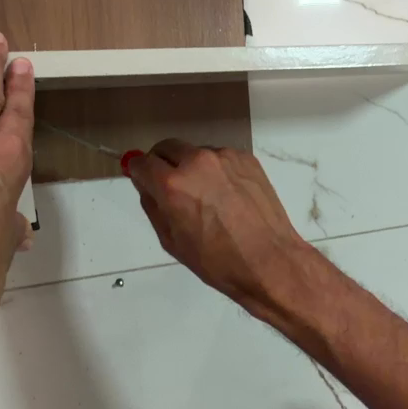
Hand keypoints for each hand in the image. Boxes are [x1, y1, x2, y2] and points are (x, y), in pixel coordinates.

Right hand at [123, 140, 315, 316]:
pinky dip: (216, 170)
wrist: (269, 261)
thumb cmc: (217, 261)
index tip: (141, 178)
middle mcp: (197, 162)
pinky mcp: (246, 158)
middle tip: (169, 185)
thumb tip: (146, 185)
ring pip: (195, 152)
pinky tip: (227, 195)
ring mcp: (224, 157)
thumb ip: (153, 206)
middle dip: (161, 162)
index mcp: (173, 184)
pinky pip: (220, 158)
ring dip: (191, 167)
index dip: (138, 170)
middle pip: (166, 147)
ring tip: (206, 196)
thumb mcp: (172, 241)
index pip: (142, 162)